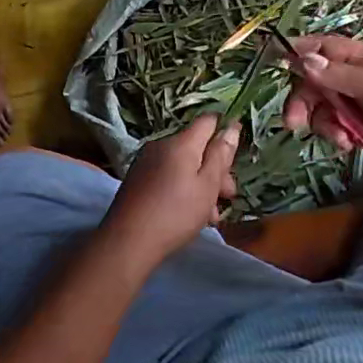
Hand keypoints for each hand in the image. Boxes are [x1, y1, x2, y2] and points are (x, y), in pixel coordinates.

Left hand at [99, 115, 240, 259]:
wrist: (126, 242)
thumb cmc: (175, 213)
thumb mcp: (207, 186)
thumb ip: (221, 155)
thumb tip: (232, 126)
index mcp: (181, 143)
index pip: (209, 120)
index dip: (226, 130)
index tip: (236, 153)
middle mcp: (162, 145)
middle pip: (197, 146)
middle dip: (216, 167)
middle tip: (228, 195)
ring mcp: (147, 162)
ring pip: (185, 165)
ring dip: (202, 184)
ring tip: (211, 215)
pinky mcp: (139, 180)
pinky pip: (169, 176)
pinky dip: (184, 189)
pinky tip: (191, 214)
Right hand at [282, 35, 362, 190]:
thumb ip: (345, 76)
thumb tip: (305, 58)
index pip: (329, 48)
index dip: (301, 51)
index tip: (273, 58)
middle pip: (321, 81)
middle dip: (306, 98)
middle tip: (293, 122)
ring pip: (327, 109)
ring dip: (325, 123)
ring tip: (342, 140)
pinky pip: (341, 130)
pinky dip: (339, 138)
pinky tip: (351, 147)